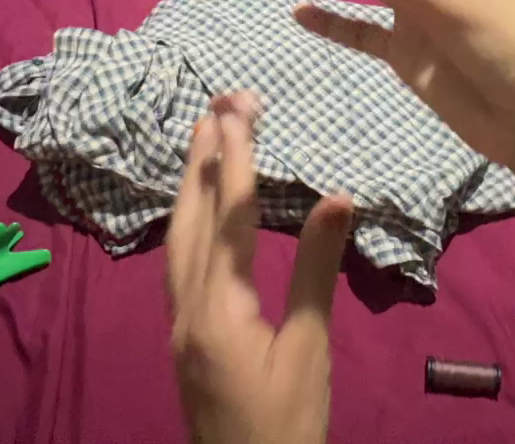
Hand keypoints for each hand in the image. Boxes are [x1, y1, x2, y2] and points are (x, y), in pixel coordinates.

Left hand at [167, 92, 353, 443]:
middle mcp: (187, 307)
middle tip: (215, 104)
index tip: (239, 109)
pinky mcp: (184, 335)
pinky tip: (196, 207)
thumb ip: (316, 269)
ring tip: (200, 137)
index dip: (236, 158)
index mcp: (219, 309)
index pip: (230, 216)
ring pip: (177, 237)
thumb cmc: (288, 424)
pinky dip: (187, 218)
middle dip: (202, 156)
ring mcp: (178, 323)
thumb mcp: (310, 348)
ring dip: (189, 183)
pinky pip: (177, 260)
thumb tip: (337, 197)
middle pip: (191, 217)